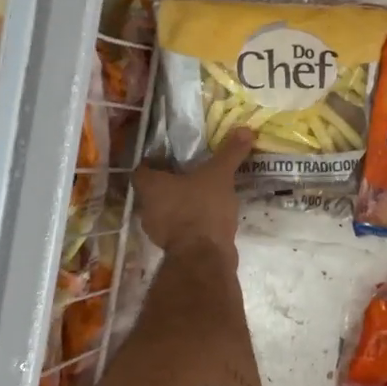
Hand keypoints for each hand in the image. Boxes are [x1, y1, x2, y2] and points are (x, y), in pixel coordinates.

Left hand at [135, 131, 253, 254]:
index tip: (172, 159)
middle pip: (153, 191)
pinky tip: (208, 219)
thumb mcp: (219, 175)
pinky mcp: (173, 248)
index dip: (155, 163)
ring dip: (179, 205)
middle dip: (169, 184)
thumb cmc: (202, 209)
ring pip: (165, 211)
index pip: (142, 169)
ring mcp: (158, 231)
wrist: (204, 256)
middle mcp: (147, 208)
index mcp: (150, 186)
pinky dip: (189, 224)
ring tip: (202, 197)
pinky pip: (178, 229)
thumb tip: (245, 129)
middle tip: (191, 175)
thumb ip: (230, 153)